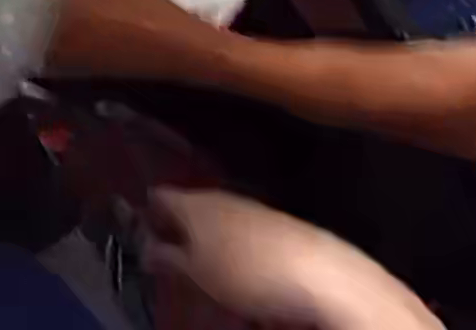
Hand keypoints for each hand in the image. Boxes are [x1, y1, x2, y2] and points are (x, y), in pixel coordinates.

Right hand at [143, 189, 440, 329]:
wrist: (331, 279)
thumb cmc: (247, 273)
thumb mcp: (197, 275)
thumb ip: (166, 258)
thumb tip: (144, 250)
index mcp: (188, 201)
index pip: (155, 196)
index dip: (149, 215)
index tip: (151, 238)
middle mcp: (217, 196)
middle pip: (192, 207)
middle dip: (187, 230)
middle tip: (187, 259)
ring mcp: (255, 209)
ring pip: (225, 220)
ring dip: (220, 240)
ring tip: (225, 270)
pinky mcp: (289, 226)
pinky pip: (257, 233)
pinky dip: (252, 249)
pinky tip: (262, 274)